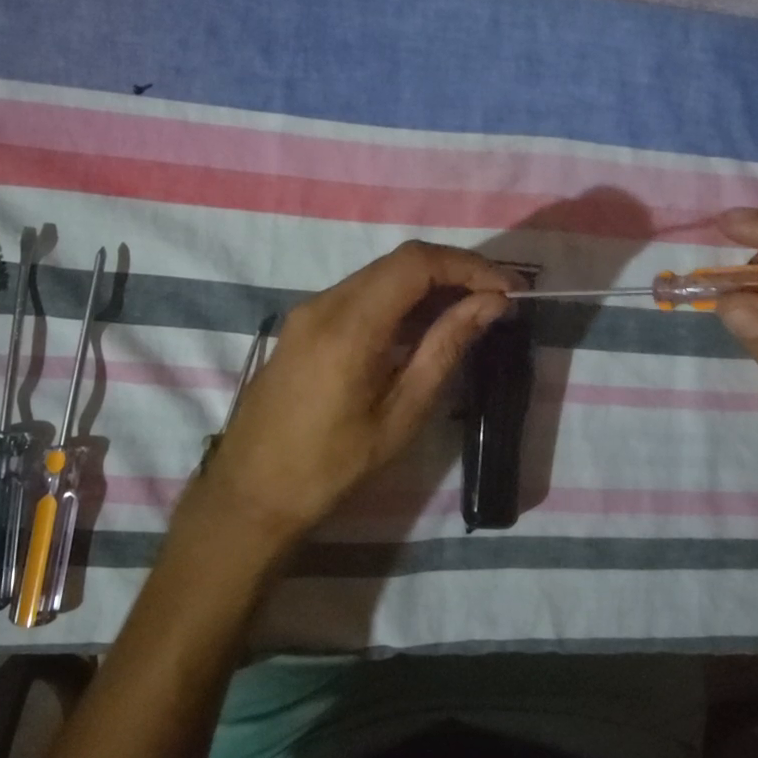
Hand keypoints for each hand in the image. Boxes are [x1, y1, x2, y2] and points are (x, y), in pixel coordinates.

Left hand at [189, 241, 517, 543]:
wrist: (250, 494)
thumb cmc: (331, 467)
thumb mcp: (400, 415)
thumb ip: (444, 349)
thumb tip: (489, 304)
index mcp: (349, 326)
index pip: (415, 264)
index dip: (467, 266)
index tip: (507, 289)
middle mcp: (324, 304)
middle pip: (398, 262)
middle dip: (453, 272)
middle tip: (496, 301)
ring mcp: (308, 312)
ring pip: (379, 276)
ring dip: (427, 286)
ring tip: (470, 314)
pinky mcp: (303, 325)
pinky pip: (360, 295)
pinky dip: (399, 301)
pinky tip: (424, 329)